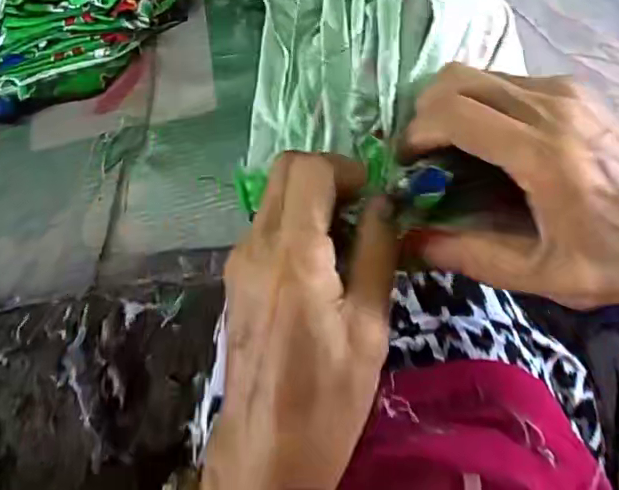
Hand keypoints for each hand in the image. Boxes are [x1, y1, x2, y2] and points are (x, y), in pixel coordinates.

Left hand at [203, 152, 399, 489]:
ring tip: (344, 239)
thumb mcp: (369, 328)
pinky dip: (294, 221)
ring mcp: (239, 256)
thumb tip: (383, 202)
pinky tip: (318, 262)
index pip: (308, 168)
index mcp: (294, 254)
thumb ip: (377, 253)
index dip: (345, 168)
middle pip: (285, 168)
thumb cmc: (327, 398)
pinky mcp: (235, 272)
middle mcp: (257, 242)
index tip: (372, 195)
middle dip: (326, 174)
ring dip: (310, 197)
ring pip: (274, 194)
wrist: (264, 451)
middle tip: (359, 208)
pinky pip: (266, 223)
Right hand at [399, 65, 618, 307]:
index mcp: (543, 154)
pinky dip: (481, 99)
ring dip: (451, 102)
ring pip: (477, 73)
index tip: (407, 161)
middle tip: (423, 148)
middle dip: (424, 109)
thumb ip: (470, 255)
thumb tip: (407, 241)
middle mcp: (550, 108)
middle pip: (456, 78)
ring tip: (452, 143)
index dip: (417, 131)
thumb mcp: (544, 275)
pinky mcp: (572, 89)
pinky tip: (491, 137)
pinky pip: (505, 79)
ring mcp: (563, 91)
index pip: (453, 113)